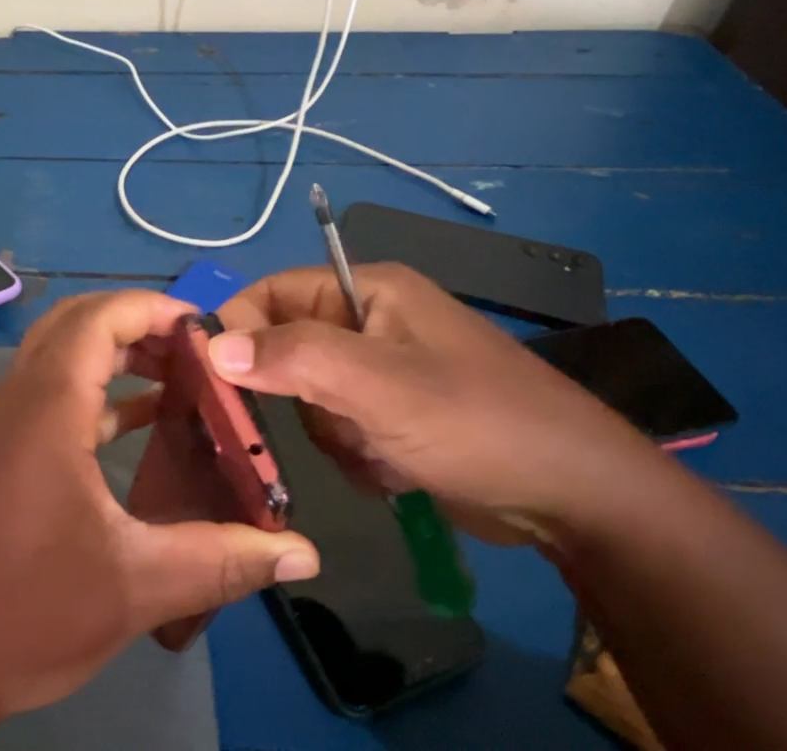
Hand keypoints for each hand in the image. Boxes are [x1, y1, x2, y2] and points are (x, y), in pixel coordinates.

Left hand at [0, 290, 318, 748]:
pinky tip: (143, 420)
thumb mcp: (140, 584)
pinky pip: (53, 395)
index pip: (96, 320)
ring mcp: (5, 428)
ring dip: (115, 354)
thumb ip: (225, 559)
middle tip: (196, 349)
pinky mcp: (4, 455)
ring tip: (181, 377)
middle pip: (73, 324)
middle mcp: (19, 403)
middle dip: (135, 322)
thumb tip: (304, 553)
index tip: (206, 330)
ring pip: (59, 356)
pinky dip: (98, 392)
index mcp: (47, 411)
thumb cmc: (33, 610)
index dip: (151, 309)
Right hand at [212, 263, 671, 539]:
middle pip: (287, 349)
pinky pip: (341, 428)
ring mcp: (386, 372)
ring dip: (331, 432)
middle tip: (323, 424)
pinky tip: (392, 469)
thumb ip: (293, 358)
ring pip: (310, 397)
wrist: (576, 497)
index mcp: (368, 290)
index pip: (272, 292)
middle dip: (297, 396)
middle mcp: (372, 321)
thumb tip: (210, 346)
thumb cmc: (477, 422)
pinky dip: (355, 453)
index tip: (216, 381)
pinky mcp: (397, 416)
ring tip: (374, 450)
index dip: (239, 329)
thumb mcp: (378, 385)